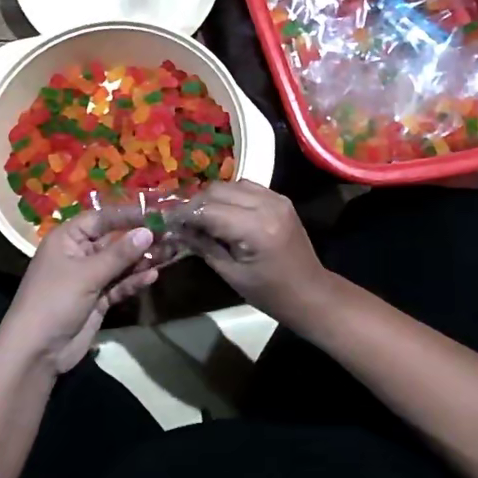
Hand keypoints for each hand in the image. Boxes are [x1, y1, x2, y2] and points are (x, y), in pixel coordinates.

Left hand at [0, 212, 158, 373]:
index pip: (102, 219)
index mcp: (67, 239)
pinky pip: (120, 284)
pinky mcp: (98, 299)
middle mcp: (79, 254)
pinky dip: (134, 280)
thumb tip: (148, 231)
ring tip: (170, 253)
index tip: (156, 213)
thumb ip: (120, 254)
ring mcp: (89, 278)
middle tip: (170, 234)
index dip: (128, 215)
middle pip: (114, 240)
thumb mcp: (87, 274)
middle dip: (140, 239)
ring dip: (142, 260)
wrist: (37, 352)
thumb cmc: (55, 301)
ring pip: (120, 263)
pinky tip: (152, 276)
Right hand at [184, 181, 330, 321]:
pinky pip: (247, 187)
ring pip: (232, 184)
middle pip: (219, 190)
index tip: (166, 221)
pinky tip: (222, 212)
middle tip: (181, 220)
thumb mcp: (232, 274)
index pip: (209, 210)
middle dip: (196, 203)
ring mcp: (276, 198)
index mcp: (256, 228)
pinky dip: (230, 195)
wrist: (310, 292)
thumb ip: (204, 246)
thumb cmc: (270, 293)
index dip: (185, 214)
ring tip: (199, 216)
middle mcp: (267, 205)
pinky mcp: (280, 198)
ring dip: (212, 197)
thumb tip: (177, 230)